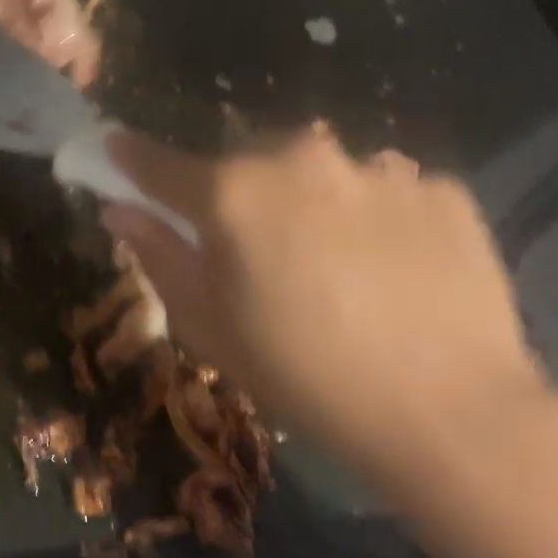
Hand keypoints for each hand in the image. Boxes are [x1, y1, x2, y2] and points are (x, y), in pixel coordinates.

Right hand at [99, 124, 542, 455]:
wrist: (446, 409)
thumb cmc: (293, 368)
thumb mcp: (201, 320)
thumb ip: (156, 253)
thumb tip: (120, 210)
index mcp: (229, 193)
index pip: (156, 162)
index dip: (127, 157)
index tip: (111, 149)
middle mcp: (299, 162)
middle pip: (243, 158)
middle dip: (232, 188)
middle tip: (239, 241)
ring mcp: (378, 171)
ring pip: (315, 170)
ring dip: (302, 198)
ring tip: (318, 256)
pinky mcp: (443, 192)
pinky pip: (380, 189)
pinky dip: (366, 213)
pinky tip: (378, 264)